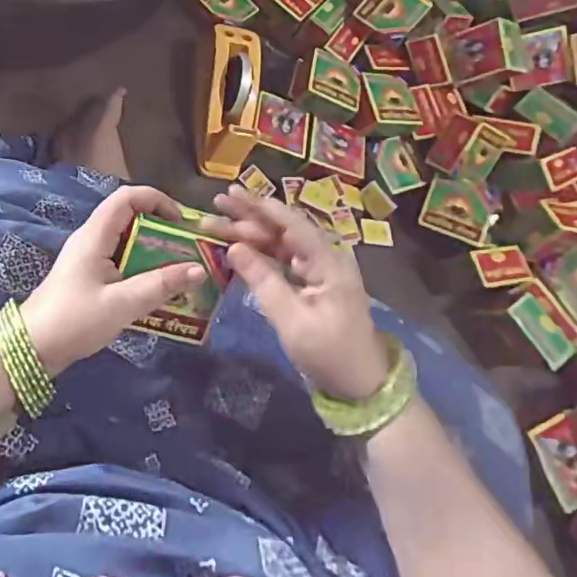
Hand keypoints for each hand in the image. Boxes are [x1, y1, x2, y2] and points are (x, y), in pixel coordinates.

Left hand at [18, 185, 205, 372]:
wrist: (32, 349)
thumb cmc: (74, 320)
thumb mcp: (122, 304)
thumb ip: (161, 285)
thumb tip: (199, 269)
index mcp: (95, 235)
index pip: (127, 198)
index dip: (157, 200)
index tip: (182, 222)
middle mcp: (91, 239)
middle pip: (130, 217)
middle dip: (162, 228)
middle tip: (188, 249)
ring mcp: (88, 258)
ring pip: (127, 241)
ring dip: (154, 251)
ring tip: (180, 270)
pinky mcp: (88, 276)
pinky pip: (121, 260)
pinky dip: (142, 268)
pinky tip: (158, 289)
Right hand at [210, 186, 389, 399]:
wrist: (360, 383)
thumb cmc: (329, 353)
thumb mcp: (292, 321)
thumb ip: (263, 282)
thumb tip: (234, 249)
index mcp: (328, 262)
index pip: (292, 224)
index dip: (260, 207)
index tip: (232, 194)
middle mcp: (326, 256)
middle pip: (283, 228)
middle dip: (248, 216)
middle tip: (215, 203)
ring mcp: (320, 268)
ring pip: (280, 241)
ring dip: (250, 232)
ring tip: (218, 222)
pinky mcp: (313, 281)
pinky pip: (283, 257)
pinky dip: (260, 250)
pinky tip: (238, 246)